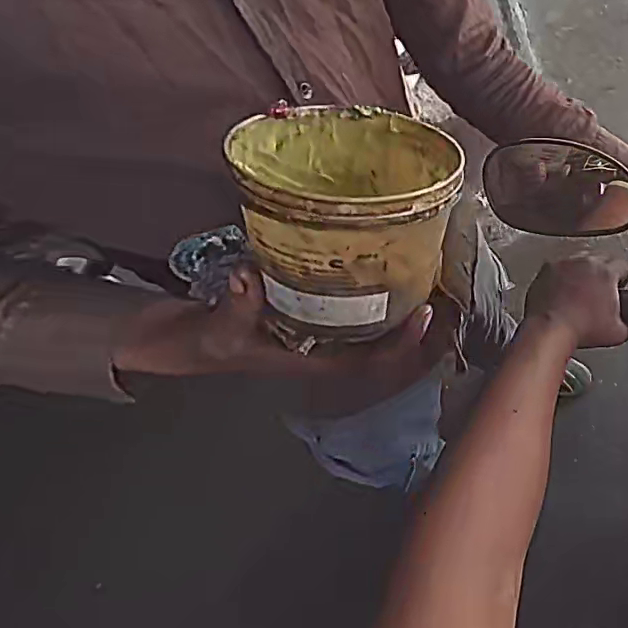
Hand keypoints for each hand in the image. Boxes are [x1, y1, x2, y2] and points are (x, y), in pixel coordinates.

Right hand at [113, 266, 439, 382]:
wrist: (187, 341)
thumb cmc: (207, 345)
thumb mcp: (218, 331)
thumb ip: (235, 308)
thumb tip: (249, 276)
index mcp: (315, 360)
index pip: (372, 360)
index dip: (401, 344)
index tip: (424, 316)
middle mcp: (327, 348)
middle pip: (383, 342)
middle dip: (413, 323)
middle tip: (440, 287)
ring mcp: (322, 331)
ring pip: (372, 324)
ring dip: (399, 306)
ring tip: (426, 274)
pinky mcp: (312, 313)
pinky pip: (352, 306)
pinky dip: (372, 292)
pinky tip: (387, 267)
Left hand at [524, 253, 627, 347]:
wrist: (550, 331)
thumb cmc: (580, 328)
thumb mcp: (618, 333)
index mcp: (606, 272)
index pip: (622, 265)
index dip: (623, 277)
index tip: (619, 286)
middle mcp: (585, 261)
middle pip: (601, 258)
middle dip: (603, 272)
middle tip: (601, 289)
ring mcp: (564, 263)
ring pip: (579, 259)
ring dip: (583, 270)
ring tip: (581, 289)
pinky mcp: (546, 270)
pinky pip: (559, 267)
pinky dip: (563, 276)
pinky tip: (564, 291)